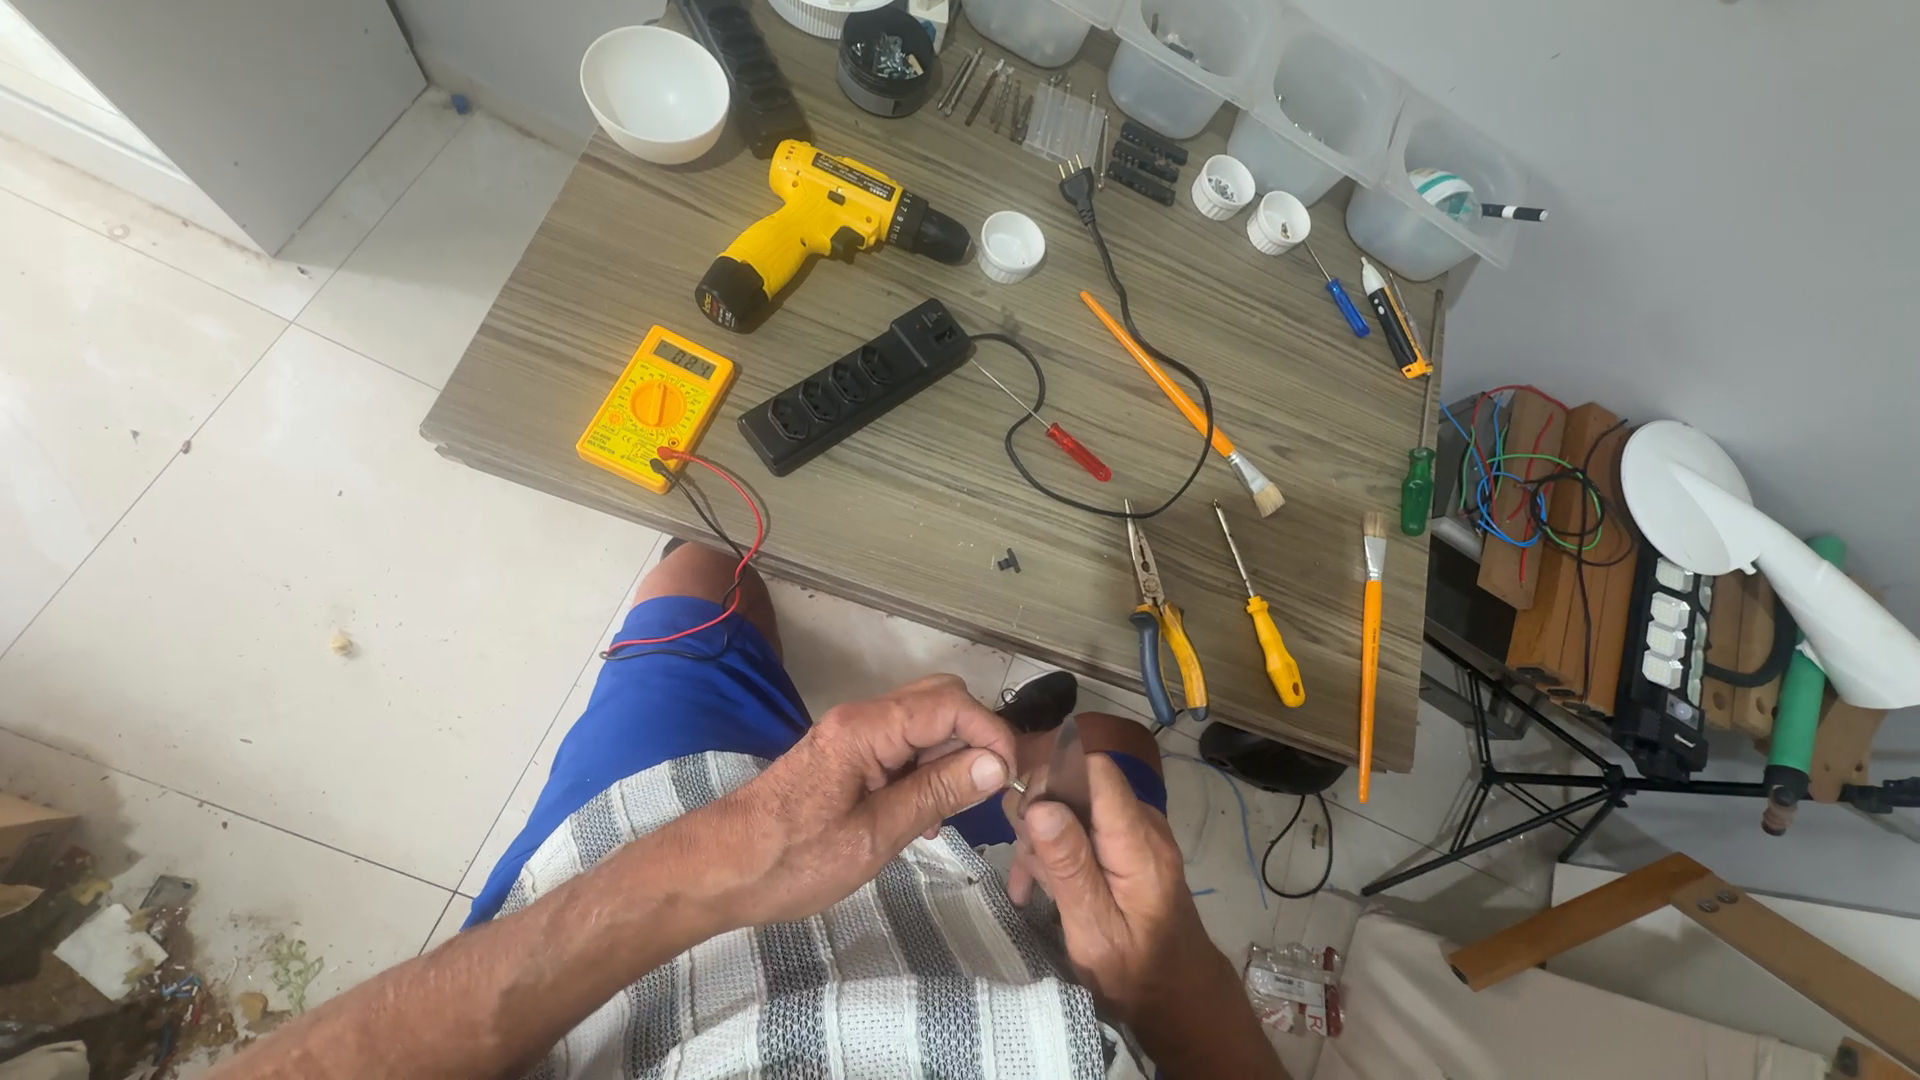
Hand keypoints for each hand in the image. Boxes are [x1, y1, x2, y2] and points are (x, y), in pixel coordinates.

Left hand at [694, 674, 1017, 929]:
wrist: (718, 869)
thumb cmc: (792, 860)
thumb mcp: (874, 836)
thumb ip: (936, 794)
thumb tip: (997, 764)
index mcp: (868, 729)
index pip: (951, 703)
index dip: (991, 733)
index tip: (1010, 779)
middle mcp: (862, 716)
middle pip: (940, 699)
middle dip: (974, 738)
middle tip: (982, 792)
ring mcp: (853, 732)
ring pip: (924, 720)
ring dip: (950, 756)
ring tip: (948, 811)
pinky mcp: (847, 752)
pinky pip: (903, 742)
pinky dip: (925, 767)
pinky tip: (921, 812)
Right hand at [1006, 754, 1233, 1026]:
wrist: (1179, 995)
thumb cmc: (1137, 972)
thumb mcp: (1094, 931)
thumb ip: (1069, 867)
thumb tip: (1040, 806)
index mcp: (1137, 842)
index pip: (1095, 768)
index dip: (1052, 779)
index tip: (1028, 820)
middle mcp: (1141, 822)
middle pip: (1077, 780)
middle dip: (1040, 813)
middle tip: (1030, 862)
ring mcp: (1134, 828)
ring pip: (1072, 801)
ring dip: (1043, 837)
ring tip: (1034, 882)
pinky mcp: (1125, 840)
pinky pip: (1081, 823)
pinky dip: (1056, 848)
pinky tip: (1038, 884)